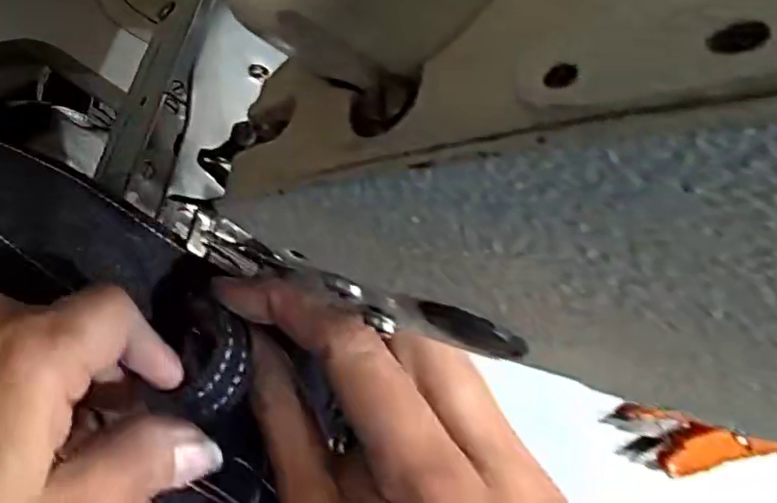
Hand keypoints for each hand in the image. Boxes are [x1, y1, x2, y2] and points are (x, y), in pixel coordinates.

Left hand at [0, 285, 219, 502]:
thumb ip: (132, 467)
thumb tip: (196, 440)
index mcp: (33, 343)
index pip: (113, 309)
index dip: (152, 346)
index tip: (174, 391)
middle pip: (79, 323)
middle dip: (115, 375)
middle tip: (139, 438)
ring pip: (45, 335)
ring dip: (77, 381)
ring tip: (91, 448)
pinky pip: (11, 344)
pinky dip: (39, 378)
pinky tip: (39, 437)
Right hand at [218, 279, 563, 502]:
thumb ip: (287, 426)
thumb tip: (256, 346)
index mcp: (437, 486)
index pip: (356, 341)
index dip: (288, 301)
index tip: (241, 292)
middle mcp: (503, 462)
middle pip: (408, 325)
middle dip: (331, 299)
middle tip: (273, 300)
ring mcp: (532, 466)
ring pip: (438, 345)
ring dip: (366, 322)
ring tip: (308, 324)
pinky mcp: (535, 471)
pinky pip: (458, 381)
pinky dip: (399, 356)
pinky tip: (359, 367)